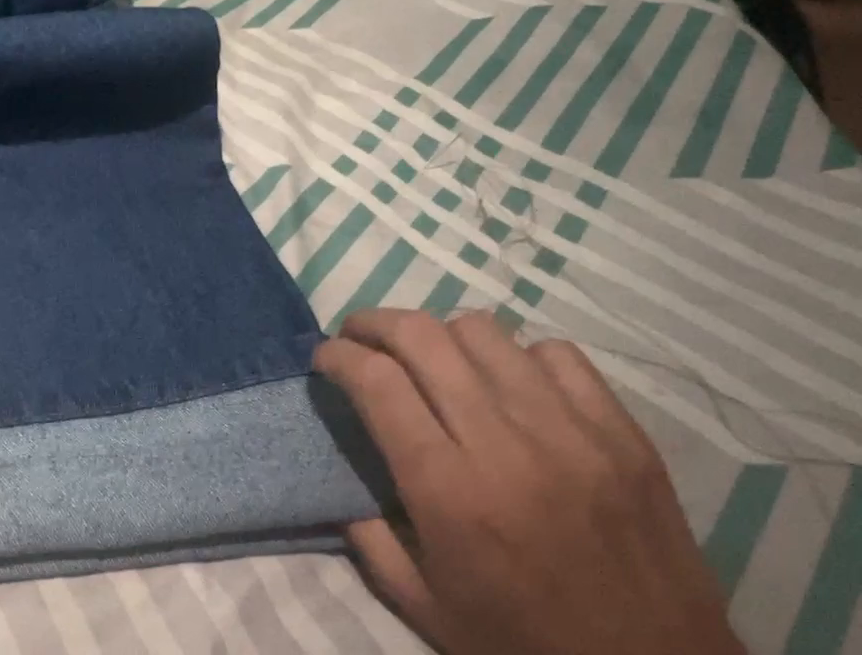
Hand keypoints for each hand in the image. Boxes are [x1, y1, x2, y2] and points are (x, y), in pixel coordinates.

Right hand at [315, 309, 743, 654]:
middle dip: (373, 325)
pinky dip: (517, 356)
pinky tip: (508, 386)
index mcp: (448, 490)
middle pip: (422, 336)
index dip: (336, 355)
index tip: (324, 361)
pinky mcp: (624, 434)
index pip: (375, 379)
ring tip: (432, 361)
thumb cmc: (522, 640)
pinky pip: (556, 354)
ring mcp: (573, 433)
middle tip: (359, 340)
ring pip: (483, 331)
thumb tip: (336, 476)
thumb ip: (365, 532)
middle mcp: (506, 445)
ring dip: (440, 336)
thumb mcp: (420, 602)